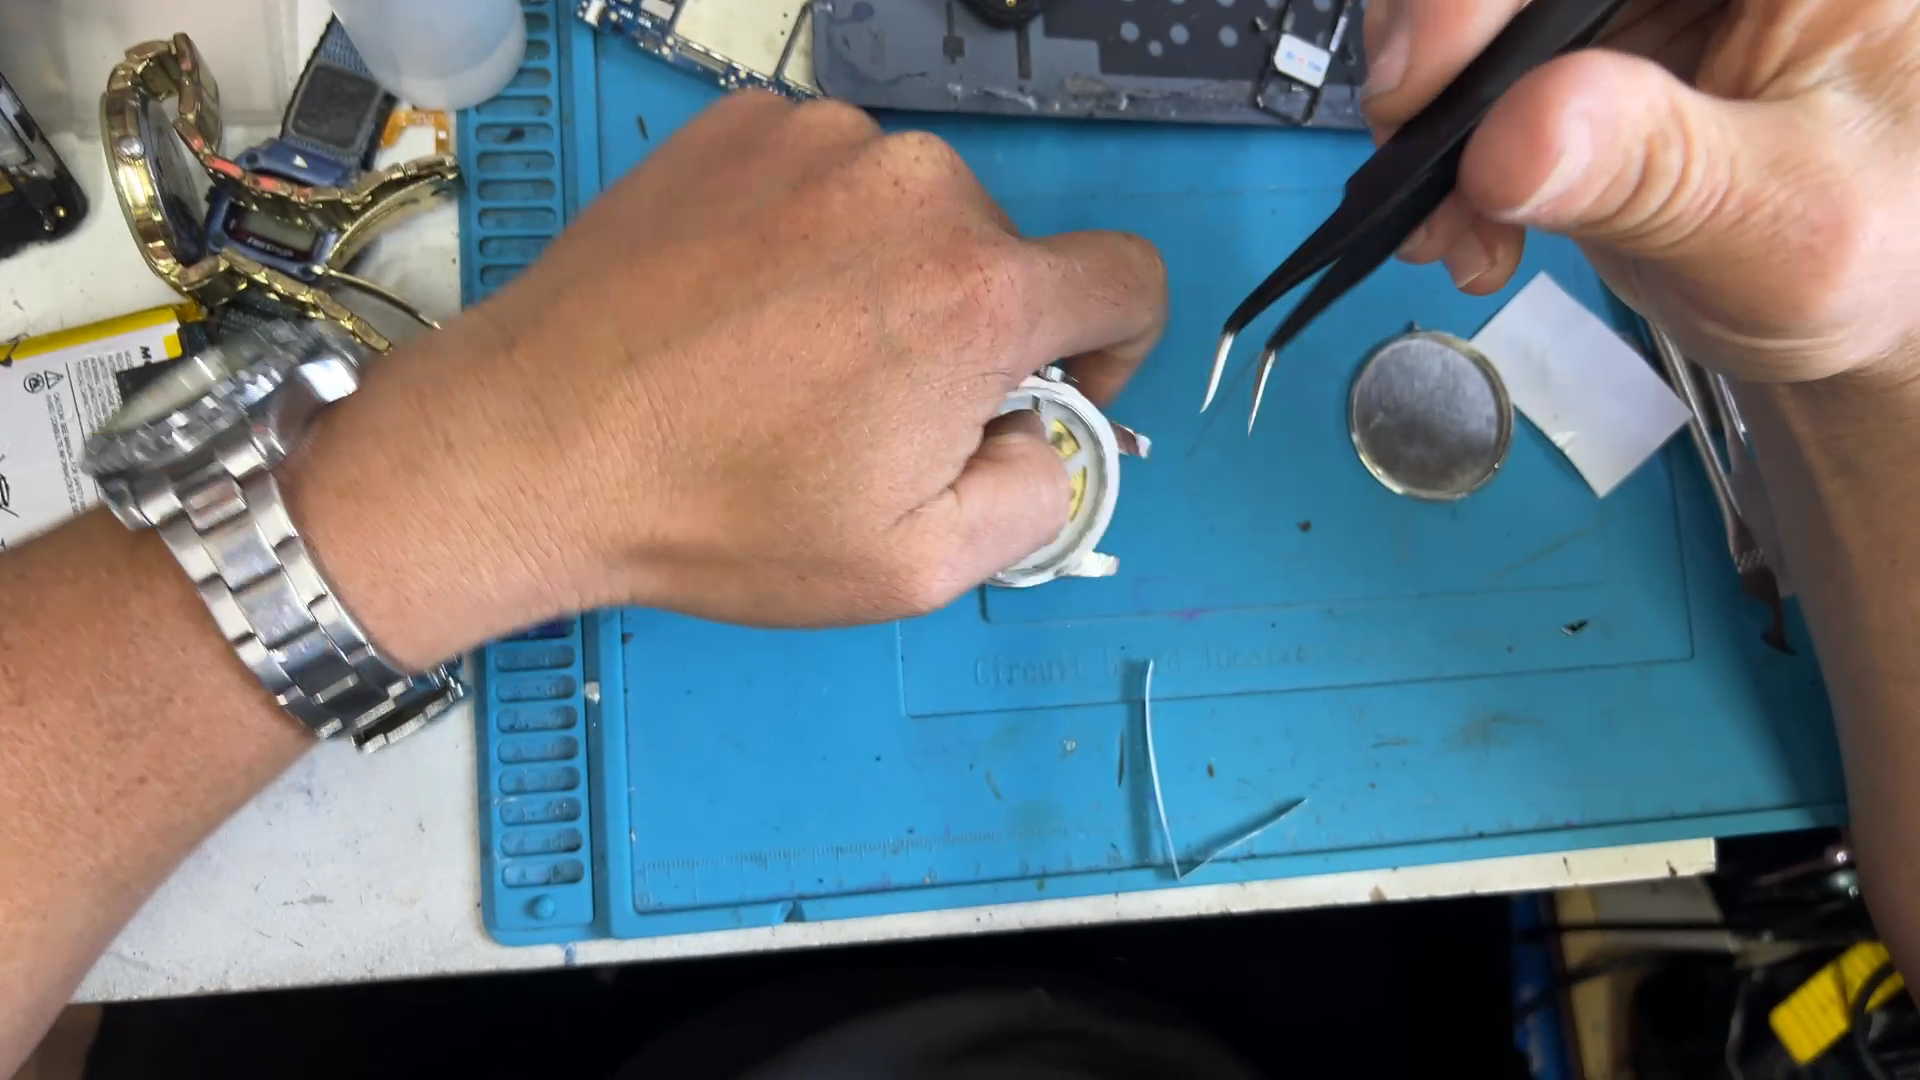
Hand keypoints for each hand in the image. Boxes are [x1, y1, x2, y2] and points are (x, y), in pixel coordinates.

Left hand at [297, 92, 1165, 657]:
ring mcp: (821, 136)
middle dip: (978, 342)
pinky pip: (838, 184)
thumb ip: (1038, 494)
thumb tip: (1042, 427)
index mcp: (977, 293)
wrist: (532, 448)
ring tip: (802, 361)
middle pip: (1013, 262)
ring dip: (900, 290)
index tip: (1040, 397)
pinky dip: (827, 244)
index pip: (1129, 280)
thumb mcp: (920, 565)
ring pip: (924, 222)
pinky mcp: (743, 122)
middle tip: (879, 413)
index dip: (1113, 349)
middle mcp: (917, 183)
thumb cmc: (734, 521)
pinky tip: (752, 306)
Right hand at [1362, 0, 1919, 384]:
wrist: (1859, 298)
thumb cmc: (1879, 253)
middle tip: (1412, 161)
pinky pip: (1471, 97)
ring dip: (1428, 137)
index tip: (1417, 81)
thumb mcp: (1777, 222)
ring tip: (1452, 232)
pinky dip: (1440, 173)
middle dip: (1439, 67)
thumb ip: (1651, 171)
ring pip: (1475, 32)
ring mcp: (1638, 9)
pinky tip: (1468, 235)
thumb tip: (1507, 139)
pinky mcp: (1584, 68)